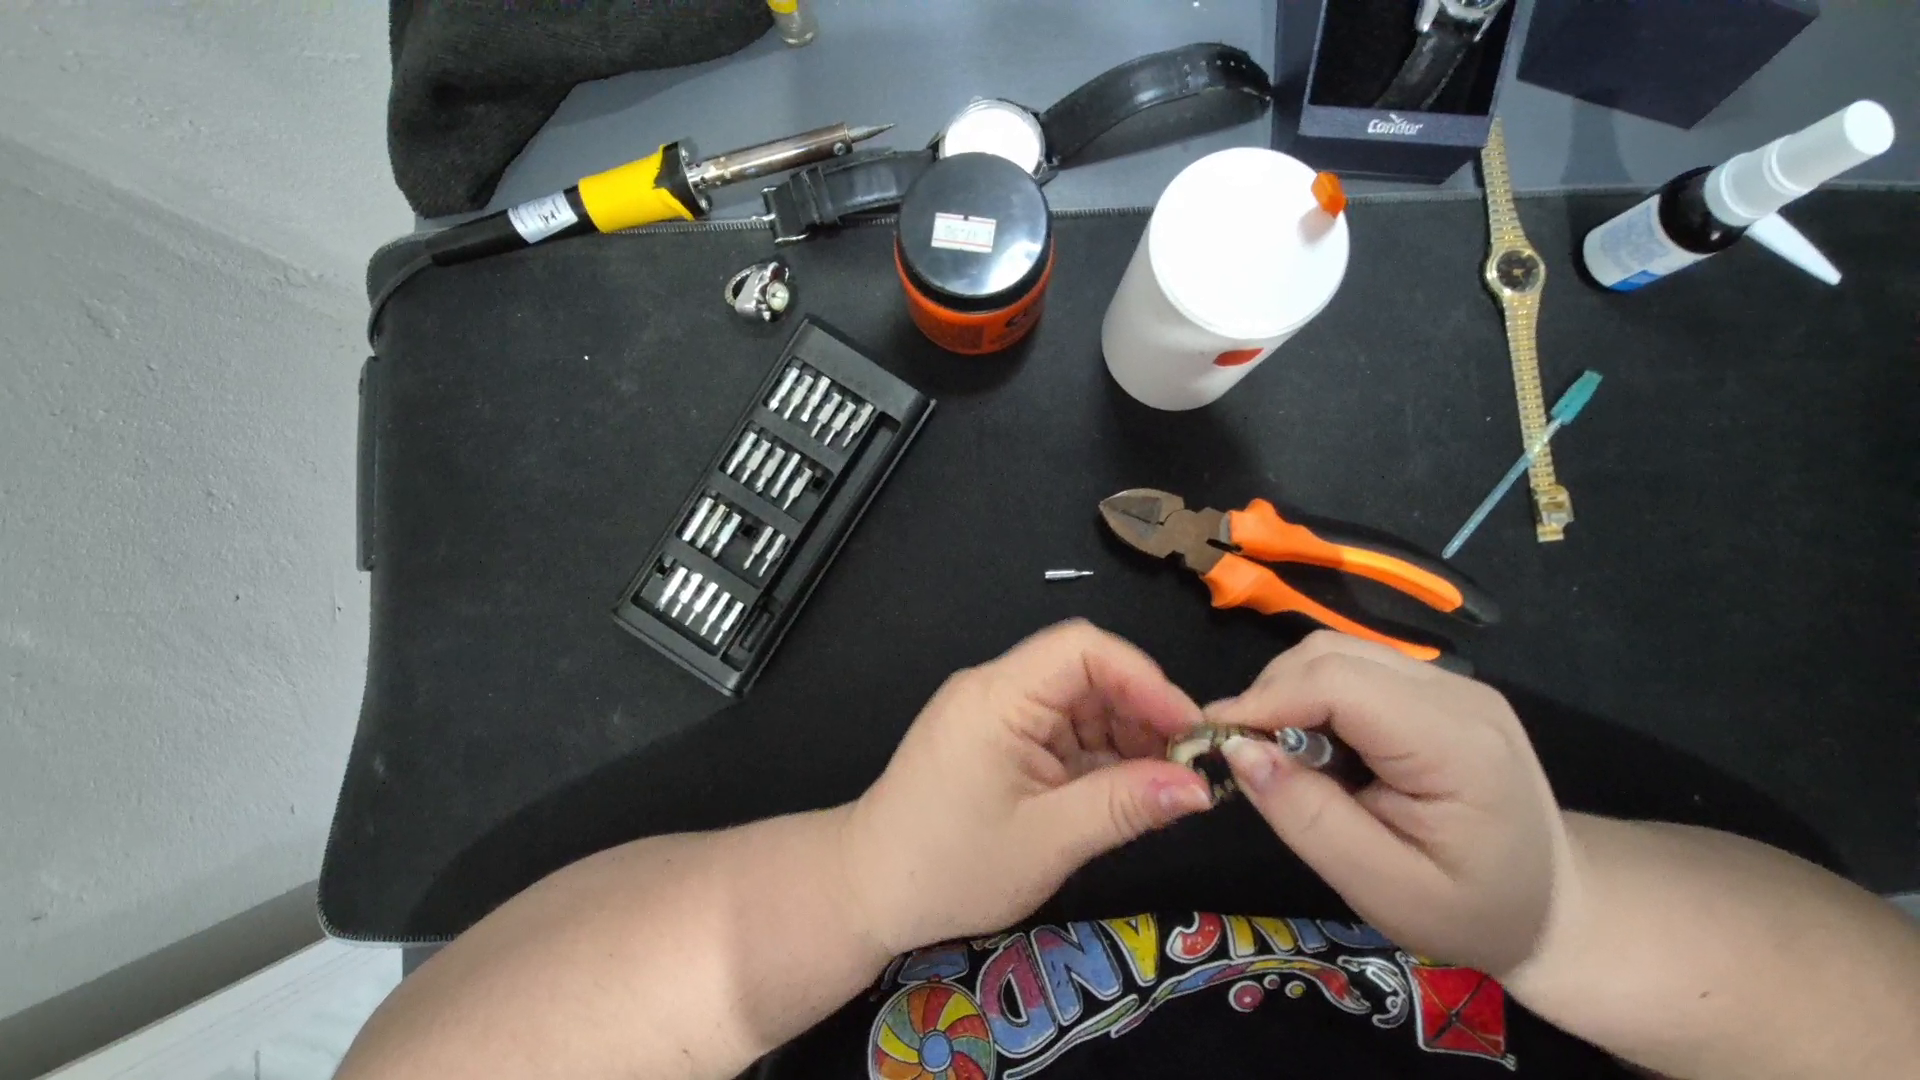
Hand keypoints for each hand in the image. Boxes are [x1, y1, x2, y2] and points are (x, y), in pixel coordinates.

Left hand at [841, 620, 1213, 955]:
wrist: (868, 890)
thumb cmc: (950, 867)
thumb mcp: (1048, 840)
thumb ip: (1126, 805)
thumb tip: (1202, 786)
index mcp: (998, 696)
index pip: (1082, 648)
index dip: (1145, 678)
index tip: (1189, 729)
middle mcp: (997, 689)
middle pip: (1086, 672)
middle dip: (1142, 712)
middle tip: (1187, 767)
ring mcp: (997, 713)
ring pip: (1081, 702)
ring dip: (1127, 737)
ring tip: (1162, 785)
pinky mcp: (1000, 739)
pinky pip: (1063, 730)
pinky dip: (1099, 755)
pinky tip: (1126, 790)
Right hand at [1209, 631, 1571, 977]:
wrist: (1558, 906)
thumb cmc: (1471, 910)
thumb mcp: (1382, 889)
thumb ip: (1308, 818)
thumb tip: (1236, 750)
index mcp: (1455, 743)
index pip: (1338, 682)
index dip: (1266, 701)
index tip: (1215, 742)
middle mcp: (1455, 692)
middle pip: (1330, 653)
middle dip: (1271, 695)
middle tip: (1248, 756)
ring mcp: (1449, 682)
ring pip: (1334, 651)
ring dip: (1288, 693)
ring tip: (1284, 756)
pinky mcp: (1434, 687)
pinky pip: (1352, 667)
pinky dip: (1313, 696)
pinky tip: (1318, 746)